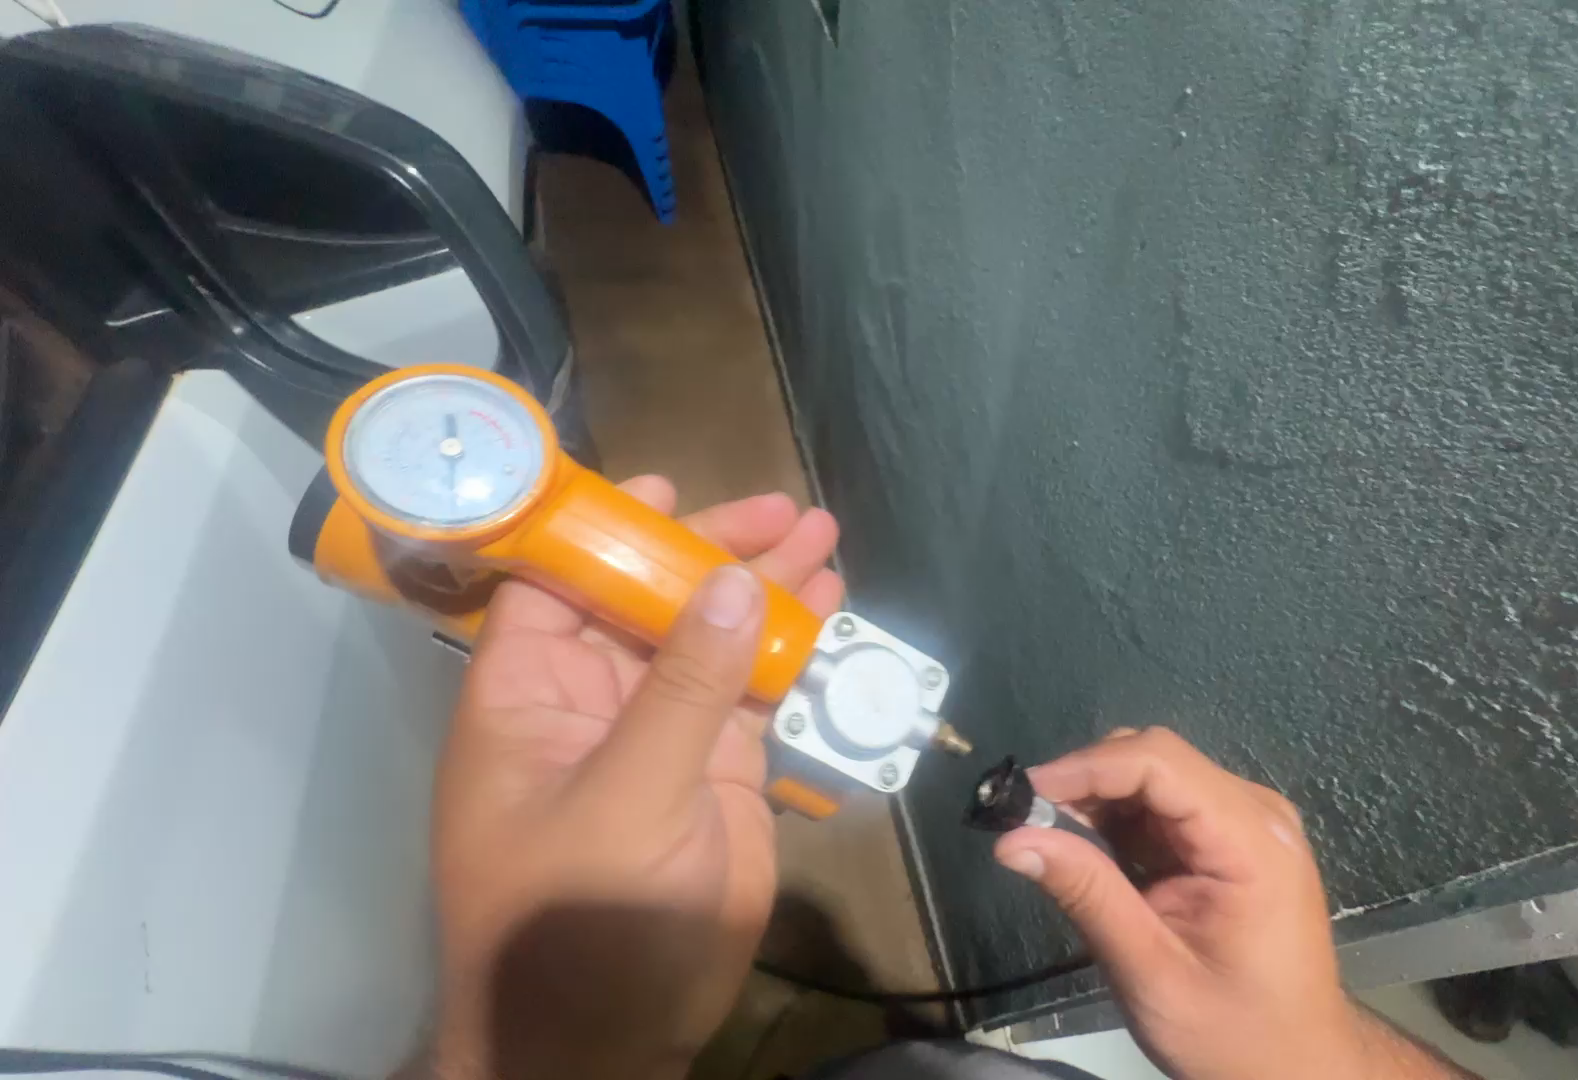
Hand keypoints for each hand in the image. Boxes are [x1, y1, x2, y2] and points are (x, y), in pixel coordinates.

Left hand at [430, 477, 842, 1079]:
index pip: (558, 587)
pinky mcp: (724, 765)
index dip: (606, 533)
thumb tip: (733, 585)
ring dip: (771, 592)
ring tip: (825, 541)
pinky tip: (834, 614)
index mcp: (536, 698)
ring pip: (719, 639)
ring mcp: (668, 731)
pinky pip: (761, 691)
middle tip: (788, 513)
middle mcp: (599, 700)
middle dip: (720, 553)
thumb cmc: (581, 924)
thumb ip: (684, 691)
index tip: (667, 488)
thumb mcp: (628, 799)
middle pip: (659, 601)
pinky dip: (798, 654)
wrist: (616, 1040)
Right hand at [995, 728, 1457, 1079]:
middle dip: (1088, 779)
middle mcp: (1254, 809)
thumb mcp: (1151, 974)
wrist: (1300, 1066)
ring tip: (1056, 836)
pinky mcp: (1229, 829)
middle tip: (1033, 819)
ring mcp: (1244, 815)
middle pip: (1156, 757)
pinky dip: (1118, 814)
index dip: (1089, 766)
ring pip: (1153, 771)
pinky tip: (1092, 847)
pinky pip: (1161, 798)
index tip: (1028, 793)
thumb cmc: (1234, 1033)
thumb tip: (1010, 841)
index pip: (1161, 763)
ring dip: (1098, 795)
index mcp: (1250, 841)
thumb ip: (1086, 896)